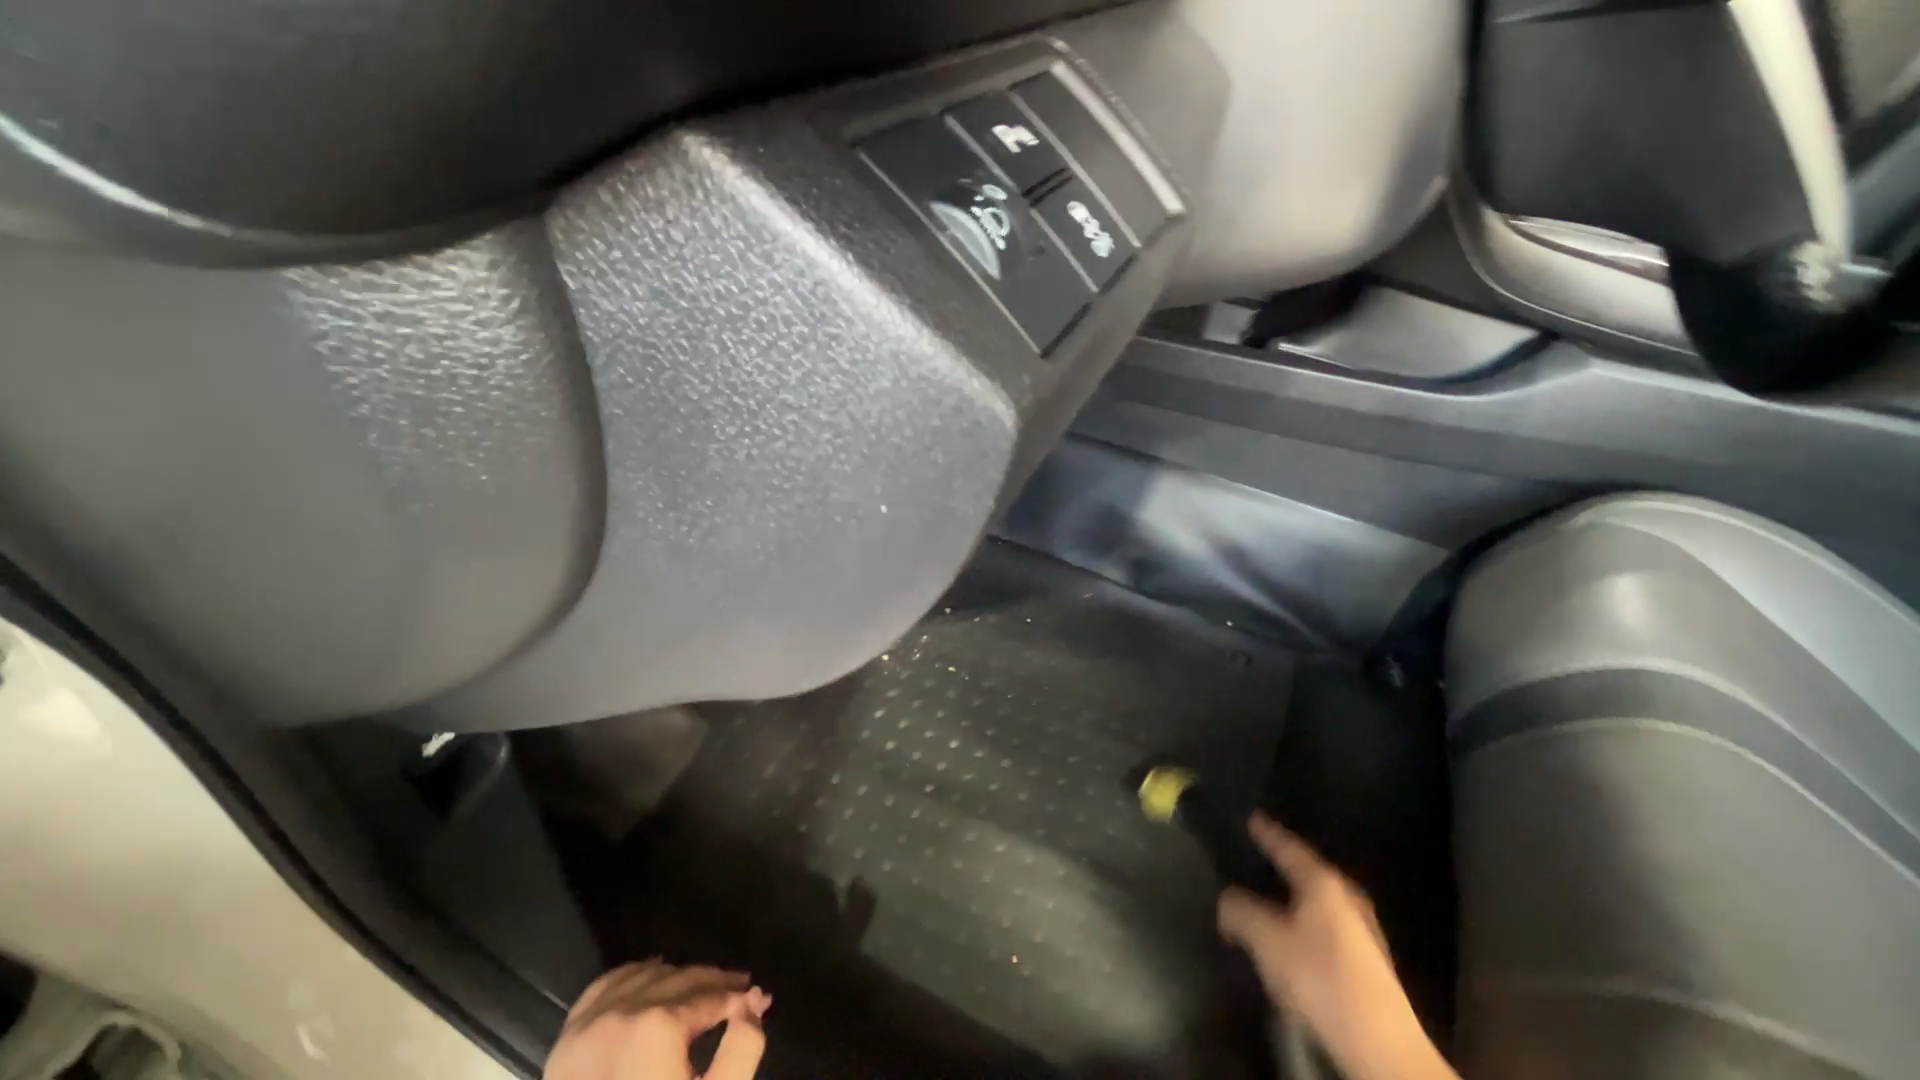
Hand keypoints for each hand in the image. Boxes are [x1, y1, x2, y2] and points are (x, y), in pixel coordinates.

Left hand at [544, 961, 771, 1079]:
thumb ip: (743, 1048)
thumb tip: (753, 1003)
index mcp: (660, 1026)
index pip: (713, 994)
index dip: (740, 997)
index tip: (760, 1001)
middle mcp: (624, 1010)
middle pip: (681, 978)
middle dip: (714, 982)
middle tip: (739, 991)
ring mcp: (590, 1022)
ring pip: (645, 974)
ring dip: (677, 977)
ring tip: (700, 990)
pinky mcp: (566, 1038)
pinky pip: (605, 985)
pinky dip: (634, 977)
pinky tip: (651, 980)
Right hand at [1218, 814, 1456, 1079]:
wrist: (1379, 1041)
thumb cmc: (1320, 978)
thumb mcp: (1267, 941)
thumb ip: (1241, 913)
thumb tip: (1227, 899)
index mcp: (1323, 884)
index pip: (1289, 848)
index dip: (1268, 834)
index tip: (1252, 818)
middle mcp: (1346, 898)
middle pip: (1306, 873)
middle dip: (1280, 867)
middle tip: (1254, 858)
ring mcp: (1360, 929)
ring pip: (1315, 902)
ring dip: (1290, 900)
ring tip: (1263, 900)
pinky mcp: (1364, 959)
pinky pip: (1322, 925)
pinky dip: (1301, 923)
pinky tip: (1287, 940)